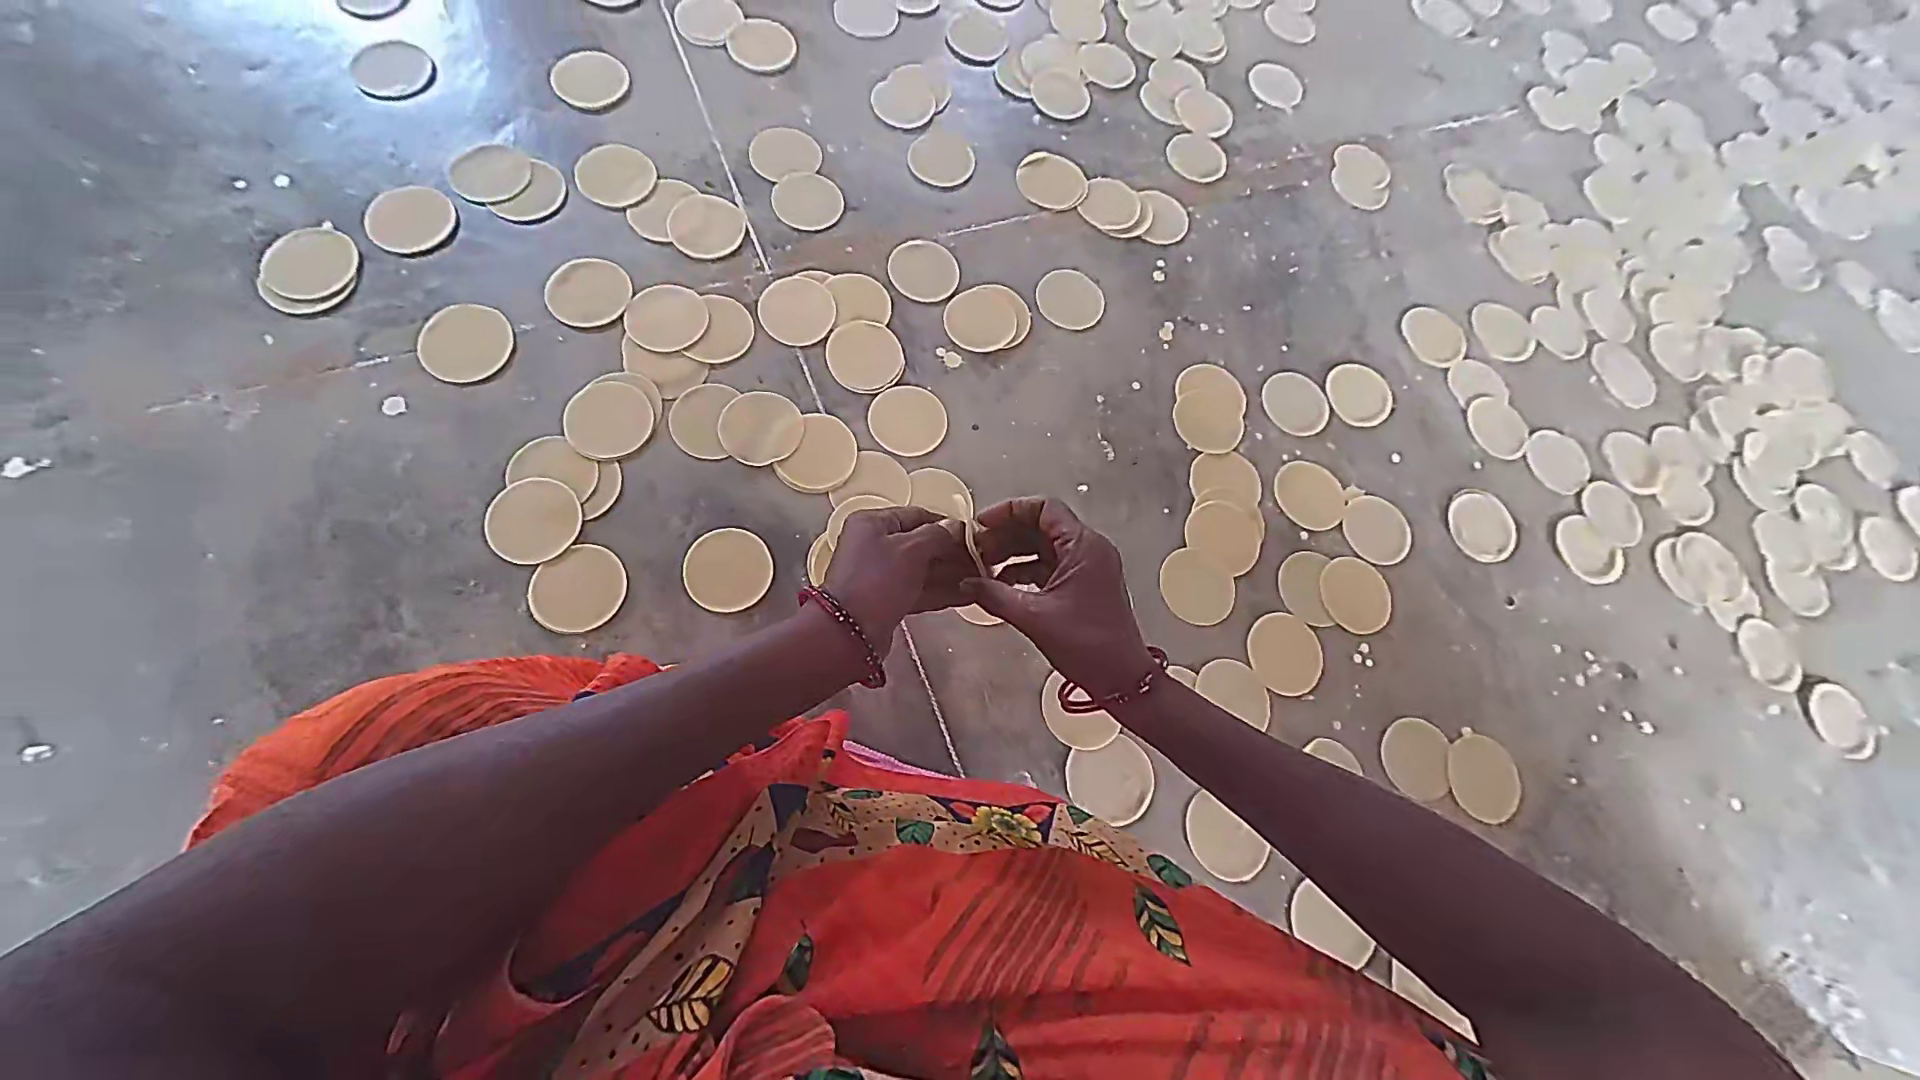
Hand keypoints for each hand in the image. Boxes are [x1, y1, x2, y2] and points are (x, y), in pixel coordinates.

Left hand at [824, 506, 972, 653]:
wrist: (851, 633)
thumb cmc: (877, 581)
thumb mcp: (911, 550)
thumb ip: (937, 535)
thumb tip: (956, 526)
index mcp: (872, 523)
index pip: (917, 515)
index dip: (947, 524)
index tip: (973, 535)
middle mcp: (874, 545)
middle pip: (921, 544)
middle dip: (952, 552)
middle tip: (982, 559)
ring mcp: (880, 575)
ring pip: (922, 569)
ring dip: (951, 573)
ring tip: (982, 578)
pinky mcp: (887, 600)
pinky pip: (919, 590)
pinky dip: (941, 591)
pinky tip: (968, 594)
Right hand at [963, 497, 1155, 696]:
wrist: (1120, 678)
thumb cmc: (1089, 645)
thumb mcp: (1033, 617)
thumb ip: (994, 595)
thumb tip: (967, 584)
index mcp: (1084, 547)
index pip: (1044, 509)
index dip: (1010, 511)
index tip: (984, 523)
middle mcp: (1089, 550)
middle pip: (1042, 525)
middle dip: (1007, 534)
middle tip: (977, 547)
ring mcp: (1087, 567)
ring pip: (1044, 546)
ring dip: (1013, 553)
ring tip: (983, 565)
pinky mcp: (1082, 585)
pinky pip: (1049, 566)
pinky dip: (1025, 570)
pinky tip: (1001, 583)